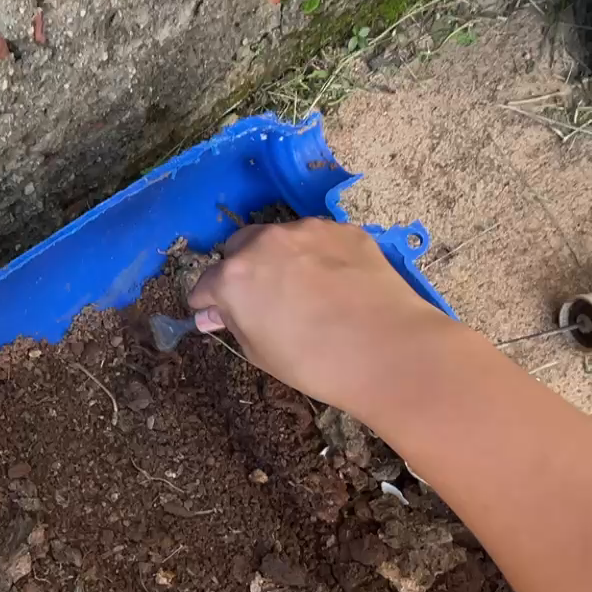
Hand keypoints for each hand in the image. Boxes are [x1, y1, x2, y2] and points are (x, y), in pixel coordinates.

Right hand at [187, 219, 457, 415]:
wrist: (387, 349)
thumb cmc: (311, 361)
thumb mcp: (258, 352)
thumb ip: (232, 323)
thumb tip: (213, 314)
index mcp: (233, 276)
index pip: (204, 285)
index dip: (209, 304)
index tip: (219, 317)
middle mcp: (264, 242)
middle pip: (237, 248)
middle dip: (240, 270)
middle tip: (261, 301)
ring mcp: (307, 230)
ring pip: (278, 239)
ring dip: (278, 258)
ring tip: (302, 291)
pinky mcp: (344, 229)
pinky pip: (317, 239)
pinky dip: (316, 256)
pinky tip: (334, 285)